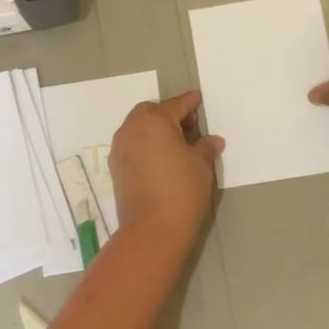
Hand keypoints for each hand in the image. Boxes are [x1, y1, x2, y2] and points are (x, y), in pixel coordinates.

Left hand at [110, 90, 223, 245]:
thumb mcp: (201, 166)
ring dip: (153, 129)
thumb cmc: (182, 191)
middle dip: (168, 113)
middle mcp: (132, 129)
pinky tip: (159, 158)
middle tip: (188, 125)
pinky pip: (131, 145)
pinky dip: (144, 144)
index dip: (189, 102)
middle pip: (150, 112)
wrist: (152, 230)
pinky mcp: (116, 168)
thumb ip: (205, 148)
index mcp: (154, 121)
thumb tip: (212, 141)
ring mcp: (120, 149)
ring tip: (174, 142)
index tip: (197, 98)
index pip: (175, 105)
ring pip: (136, 128)